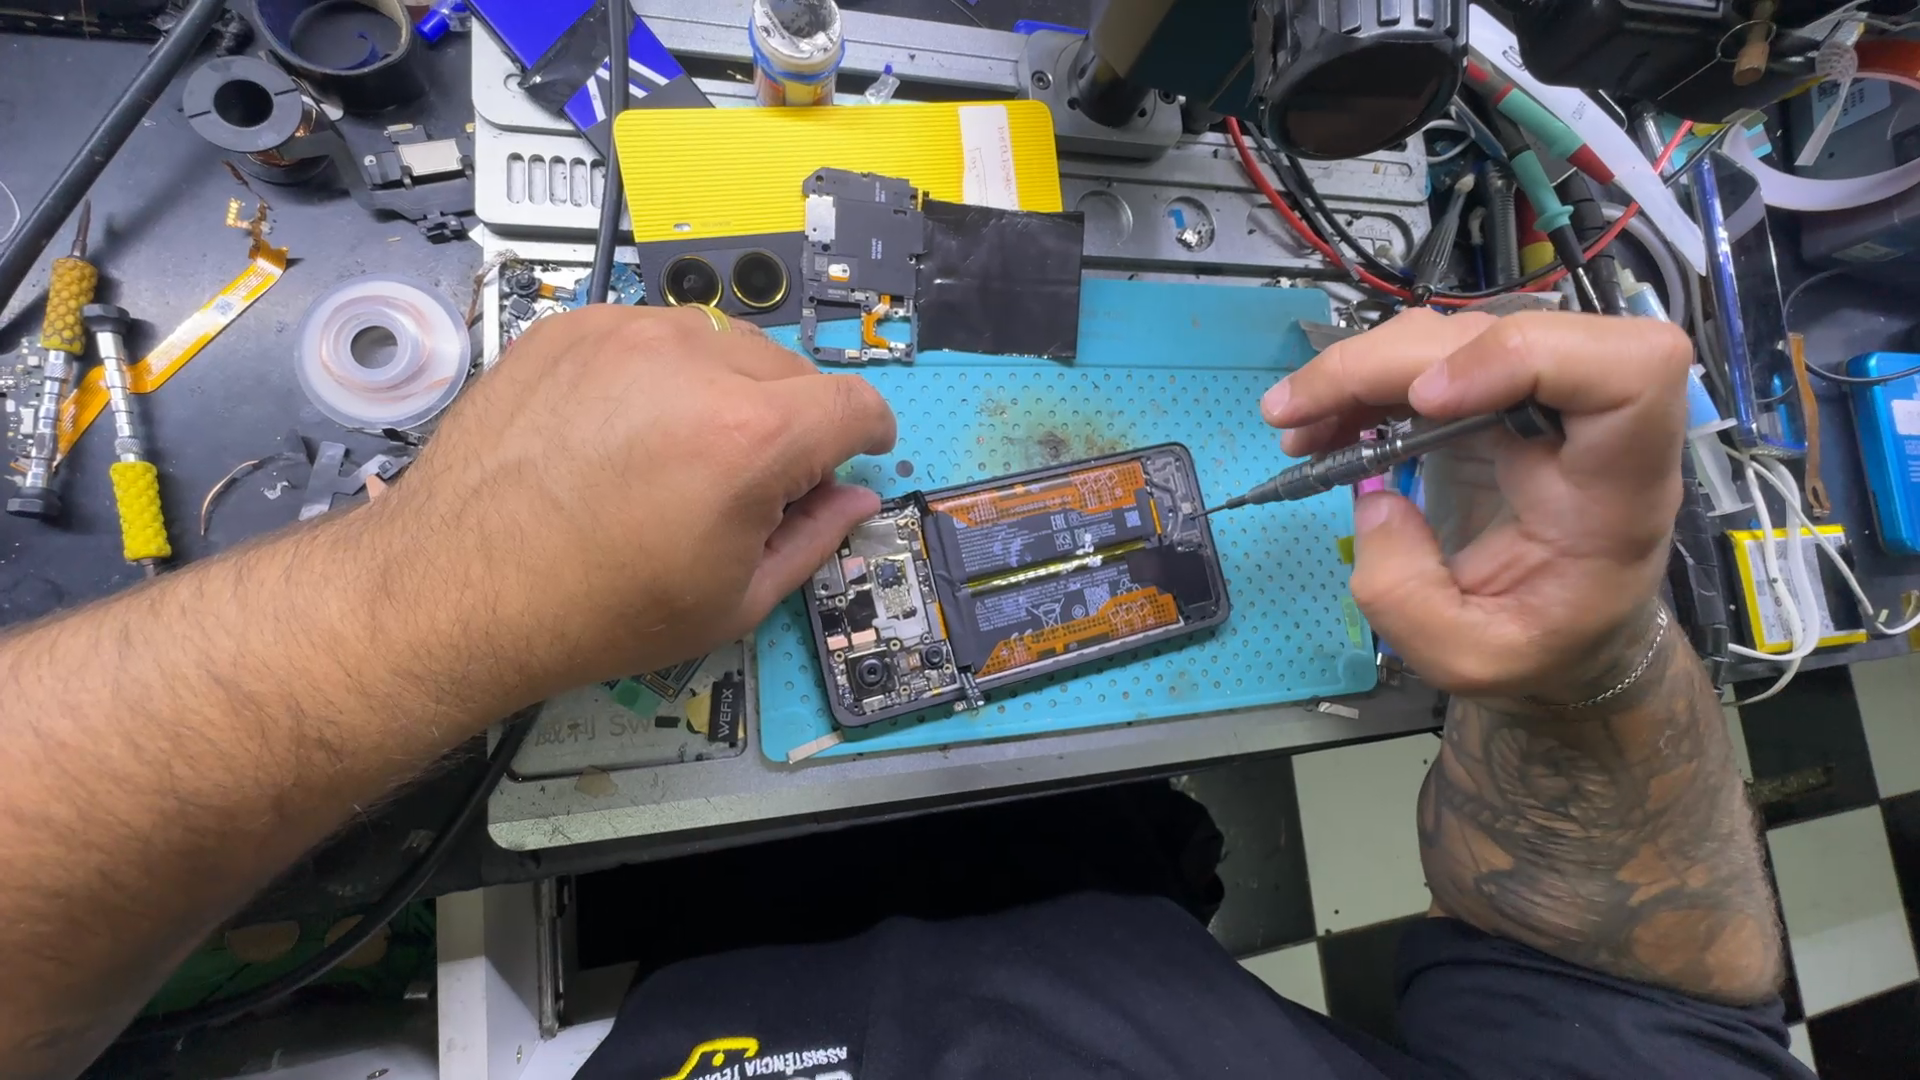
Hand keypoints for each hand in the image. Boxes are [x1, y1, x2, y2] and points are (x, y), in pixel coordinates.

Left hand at [371, 305, 895, 704]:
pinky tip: (636, 426)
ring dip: (739, 390)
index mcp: (749, 436)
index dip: (870, 432)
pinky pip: (662, 334)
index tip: (859, 450)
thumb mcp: (737, 599)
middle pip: (797, 372)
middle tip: (758, 478)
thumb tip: (857, 498)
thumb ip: (816, 538)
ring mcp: (628, 333)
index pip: (854, 403)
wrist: (454, 591)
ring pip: (732, 344)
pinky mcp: (574, 327)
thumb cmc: (603, 612)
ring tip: (691, 449)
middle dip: (800, 422)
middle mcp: (696, 363)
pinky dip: (674, 373)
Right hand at [1261, 309, 1690, 698]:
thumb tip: (1373, 498)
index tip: (1425, 402)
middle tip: (1292, 412)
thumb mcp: (1463, 656)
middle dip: (1383, 363)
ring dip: (1358, 370)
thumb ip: (1403, 592)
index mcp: (1611, 491)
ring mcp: (1531, 407)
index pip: (1627, 375)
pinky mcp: (1484, 406)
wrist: (1561, 633)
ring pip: (1450, 337)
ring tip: (1294, 426)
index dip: (1527, 357)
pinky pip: (1421, 363)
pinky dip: (1358, 384)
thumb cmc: (1535, 646)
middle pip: (1502, 335)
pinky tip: (1317, 424)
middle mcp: (1581, 429)